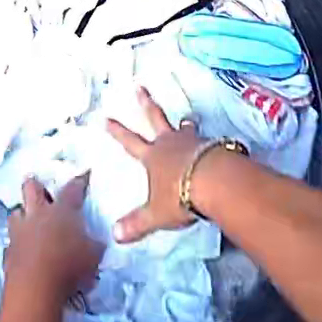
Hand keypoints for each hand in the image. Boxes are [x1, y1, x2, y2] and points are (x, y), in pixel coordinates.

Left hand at [3, 174, 101, 302]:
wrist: (34, 289)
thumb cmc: (69, 267)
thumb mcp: (92, 256)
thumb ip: (94, 245)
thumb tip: (97, 241)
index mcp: (62, 209)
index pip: (73, 188)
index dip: (79, 181)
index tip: (84, 175)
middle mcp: (39, 213)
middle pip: (32, 187)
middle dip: (36, 185)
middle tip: (42, 191)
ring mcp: (20, 230)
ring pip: (16, 212)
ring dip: (22, 215)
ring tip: (28, 221)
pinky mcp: (8, 251)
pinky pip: (11, 241)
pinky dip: (16, 244)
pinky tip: (23, 251)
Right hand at [105, 87, 234, 243]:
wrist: (215, 181)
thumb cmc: (180, 196)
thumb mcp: (156, 213)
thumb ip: (137, 223)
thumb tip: (114, 235)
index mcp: (153, 156)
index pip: (130, 142)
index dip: (117, 131)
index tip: (106, 117)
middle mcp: (170, 142)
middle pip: (155, 117)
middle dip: (145, 102)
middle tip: (140, 86)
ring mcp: (191, 140)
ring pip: (183, 126)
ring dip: (182, 122)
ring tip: (185, 116)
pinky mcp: (211, 144)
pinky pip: (205, 139)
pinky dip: (204, 140)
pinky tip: (210, 144)